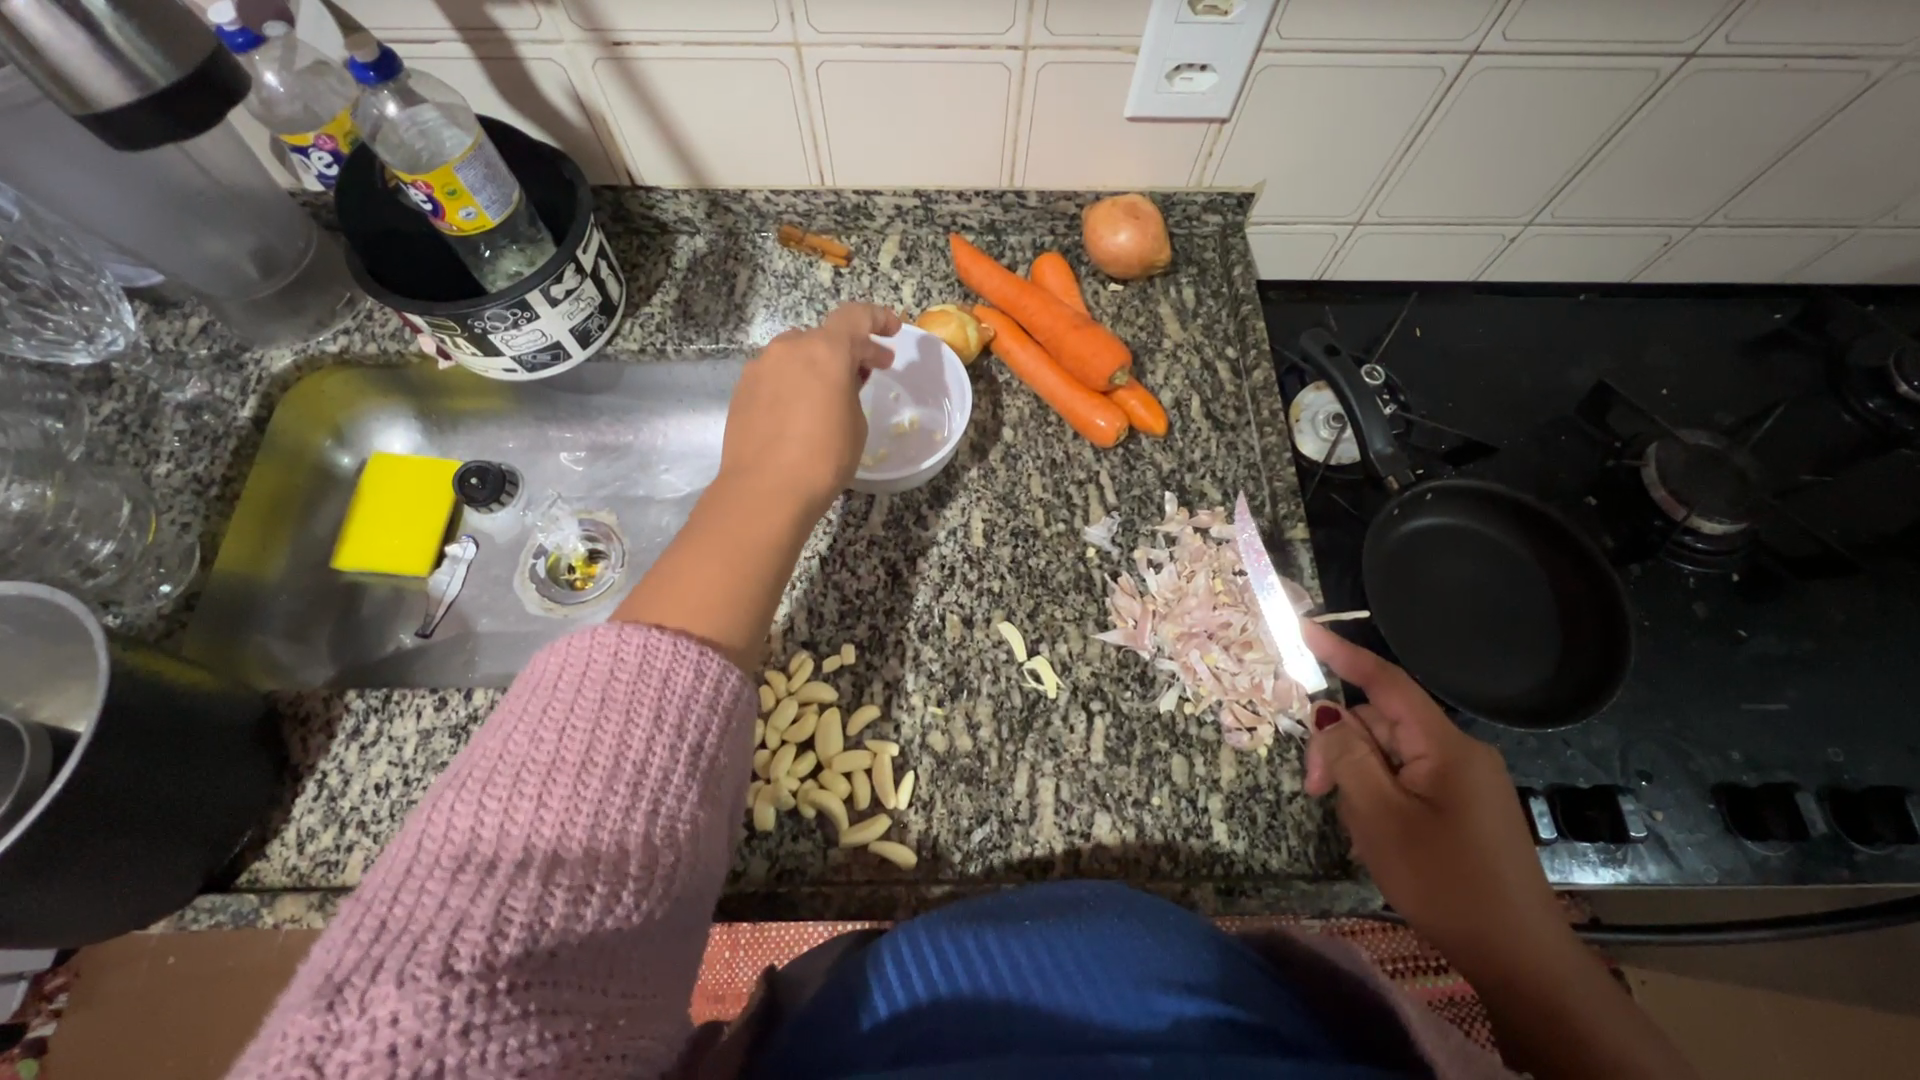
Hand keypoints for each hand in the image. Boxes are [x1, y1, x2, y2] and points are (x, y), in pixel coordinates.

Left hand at [718, 303, 901, 518]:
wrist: (765, 490)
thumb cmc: (824, 458)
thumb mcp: (855, 423)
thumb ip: (850, 391)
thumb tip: (838, 384)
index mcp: (825, 350)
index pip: (856, 317)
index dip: (878, 319)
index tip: (893, 331)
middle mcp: (789, 348)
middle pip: (824, 337)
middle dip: (850, 351)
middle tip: (869, 371)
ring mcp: (760, 367)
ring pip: (796, 355)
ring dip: (818, 366)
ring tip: (832, 394)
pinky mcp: (742, 390)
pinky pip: (776, 376)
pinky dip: (794, 383)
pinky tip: (800, 411)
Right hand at [1303, 622, 1566, 972]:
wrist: (1517, 956)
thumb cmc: (1443, 881)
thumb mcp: (1379, 817)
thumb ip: (1348, 757)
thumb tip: (1329, 716)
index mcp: (1445, 746)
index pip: (1386, 682)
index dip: (1343, 653)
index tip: (1305, 630)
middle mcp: (1459, 752)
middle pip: (1381, 724)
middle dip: (1340, 748)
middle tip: (1313, 793)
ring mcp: (1465, 781)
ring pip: (1390, 755)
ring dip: (1359, 780)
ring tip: (1356, 829)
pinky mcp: (1464, 807)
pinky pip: (1408, 781)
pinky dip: (1380, 797)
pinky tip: (1376, 835)